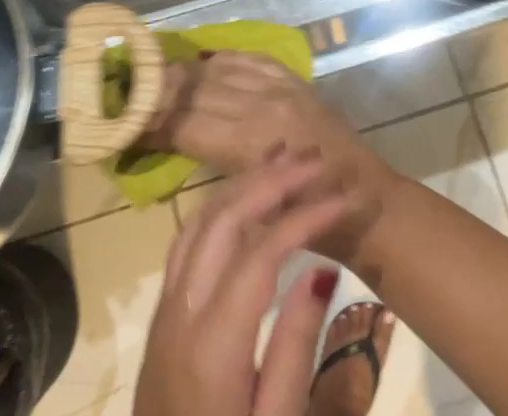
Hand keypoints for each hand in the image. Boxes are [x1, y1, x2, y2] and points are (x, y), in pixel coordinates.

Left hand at [134, 153, 349, 415]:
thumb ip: (295, 347)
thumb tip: (319, 271)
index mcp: (213, 342)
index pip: (261, 252)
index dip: (304, 216)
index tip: (346, 196)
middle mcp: (179, 313)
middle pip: (221, 222)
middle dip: (270, 182)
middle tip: (315, 159)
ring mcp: (163, 314)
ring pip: (196, 225)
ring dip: (239, 187)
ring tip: (280, 160)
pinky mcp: (161, 321)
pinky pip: (185, 245)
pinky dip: (217, 211)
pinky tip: (241, 203)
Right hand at [142, 52, 397, 259]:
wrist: (366, 203)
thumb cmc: (309, 223)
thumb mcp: (251, 208)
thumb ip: (210, 169)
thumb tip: (170, 144)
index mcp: (249, 142)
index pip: (184, 124)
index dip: (149, 122)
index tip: (119, 122)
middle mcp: (263, 106)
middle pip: (197, 91)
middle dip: (158, 92)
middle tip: (126, 93)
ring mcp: (283, 90)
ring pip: (221, 71)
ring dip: (186, 73)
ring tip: (155, 74)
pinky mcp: (298, 84)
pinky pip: (255, 60)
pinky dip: (228, 58)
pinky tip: (207, 59)